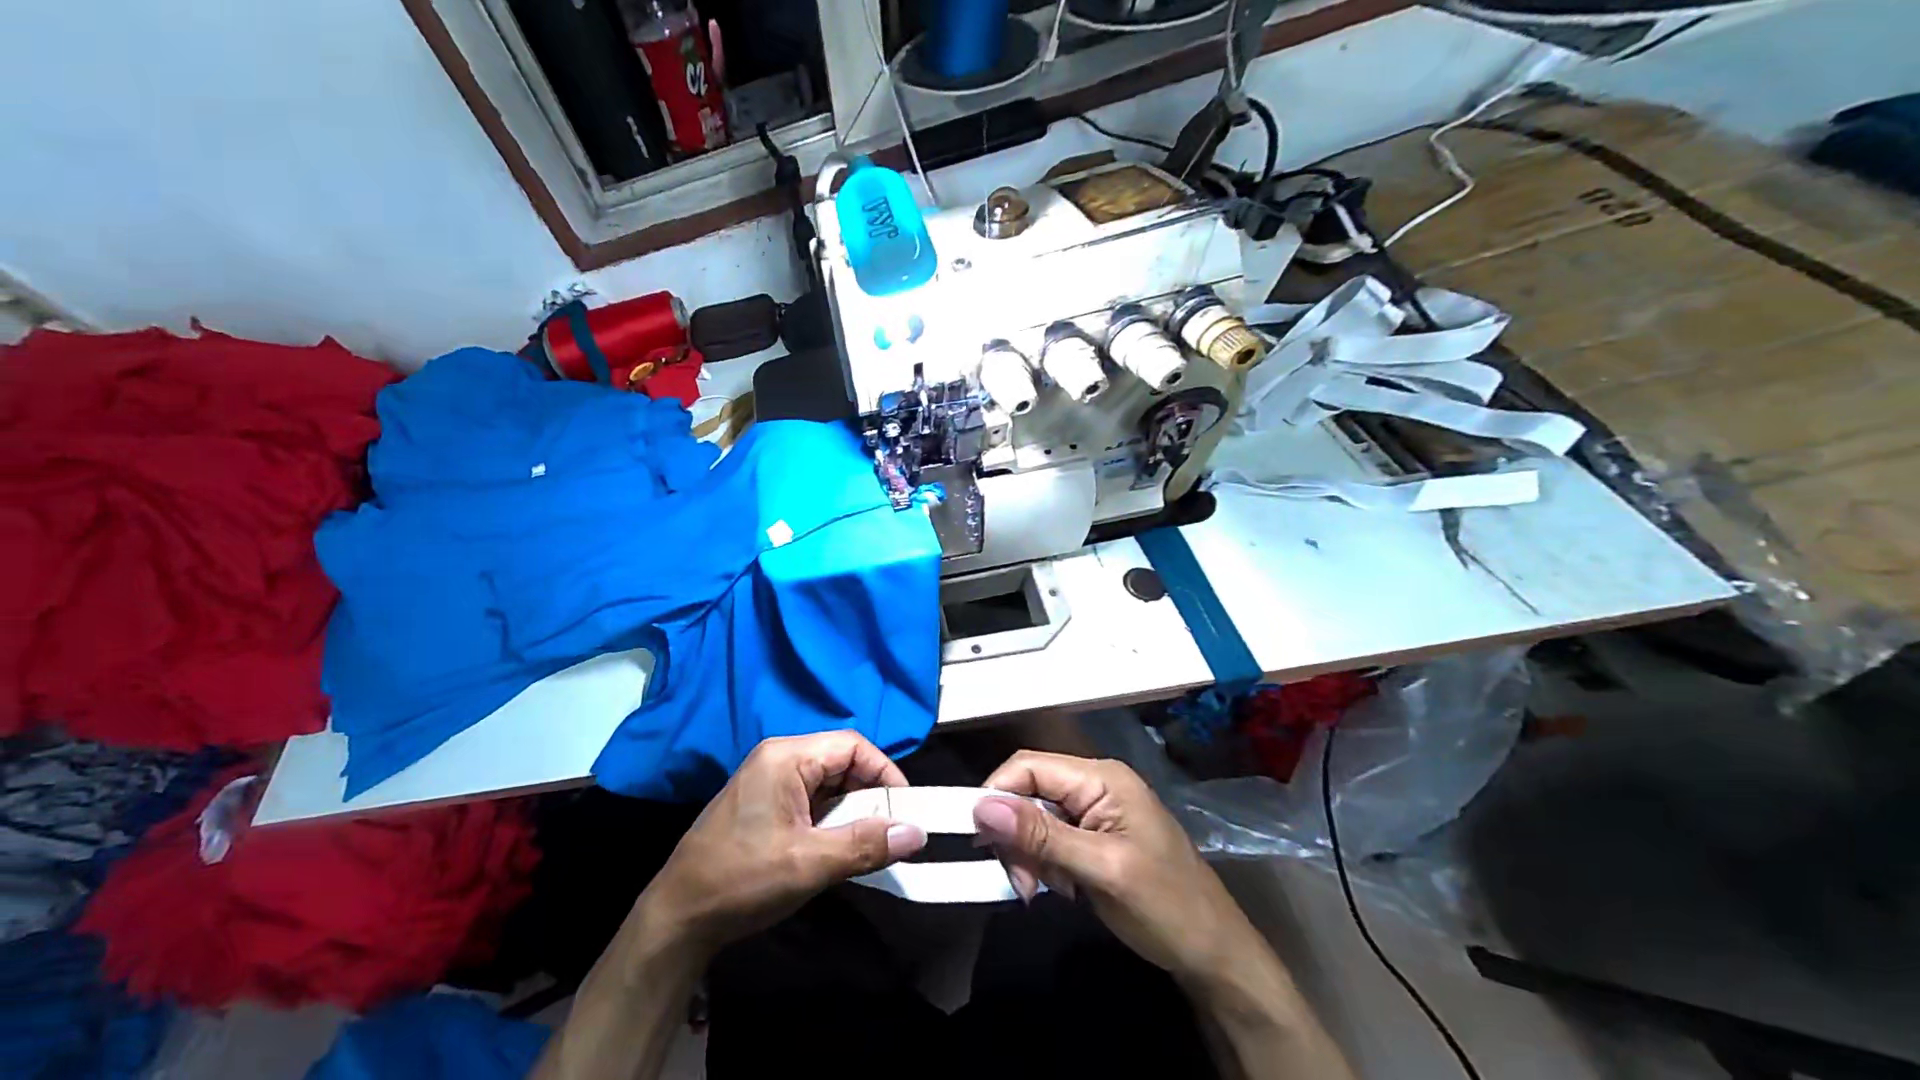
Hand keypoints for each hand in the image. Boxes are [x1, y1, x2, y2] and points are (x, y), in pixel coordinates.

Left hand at [643, 731, 926, 952]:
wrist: (676, 920)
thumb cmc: (742, 881)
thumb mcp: (809, 864)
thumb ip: (866, 844)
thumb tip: (918, 833)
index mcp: (786, 758)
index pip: (853, 746)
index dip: (885, 772)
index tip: (905, 810)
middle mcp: (777, 760)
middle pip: (841, 762)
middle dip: (870, 794)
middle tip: (891, 831)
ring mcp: (768, 783)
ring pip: (828, 784)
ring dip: (852, 811)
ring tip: (870, 843)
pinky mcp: (764, 806)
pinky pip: (811, 801)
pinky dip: (832, 820)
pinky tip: (841, 848)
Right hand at [973, 750, 1261, 984]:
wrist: (1214, 952)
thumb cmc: (1167, 905)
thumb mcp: (1102, 870)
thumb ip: (1042, 836)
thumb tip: (982, 807)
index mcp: (1101, 778)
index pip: (1029, 767)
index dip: (997, 795)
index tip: (979, 840)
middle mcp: (1094, 786)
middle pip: (1028, 793)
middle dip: (1015, 835)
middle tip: (1022, 881)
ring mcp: (1094, 812)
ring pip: (1034, 819)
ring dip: (1029, 855)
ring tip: (1043, 891)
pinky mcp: (1093, 838)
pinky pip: (1049, 840)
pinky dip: (1043, 865)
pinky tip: (1059, 890)